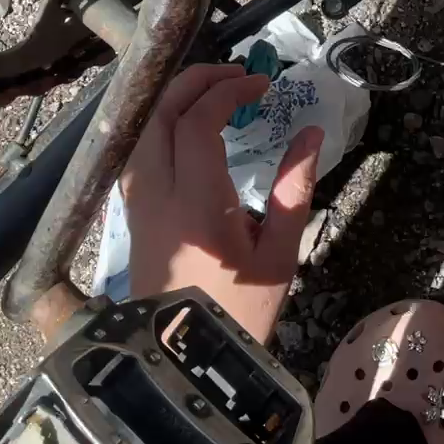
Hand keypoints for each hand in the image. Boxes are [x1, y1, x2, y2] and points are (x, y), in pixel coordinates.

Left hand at [121, 63, 321, 343]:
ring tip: (214, 94)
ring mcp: (137, 207)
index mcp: (197, 204)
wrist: (183, 369)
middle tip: (236, 74)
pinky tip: (189, 129)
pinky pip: (135, 153)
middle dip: (195, 81)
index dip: (229, 91)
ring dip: (174, 100)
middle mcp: (157, 197)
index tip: (263, 86)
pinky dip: (160, 125)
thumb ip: (295, 187)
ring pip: (140, 131)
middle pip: (158, 114)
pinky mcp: (132, 217)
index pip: (198, 122)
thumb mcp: (281, 253)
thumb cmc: (240, 313)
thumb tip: (311, 132)